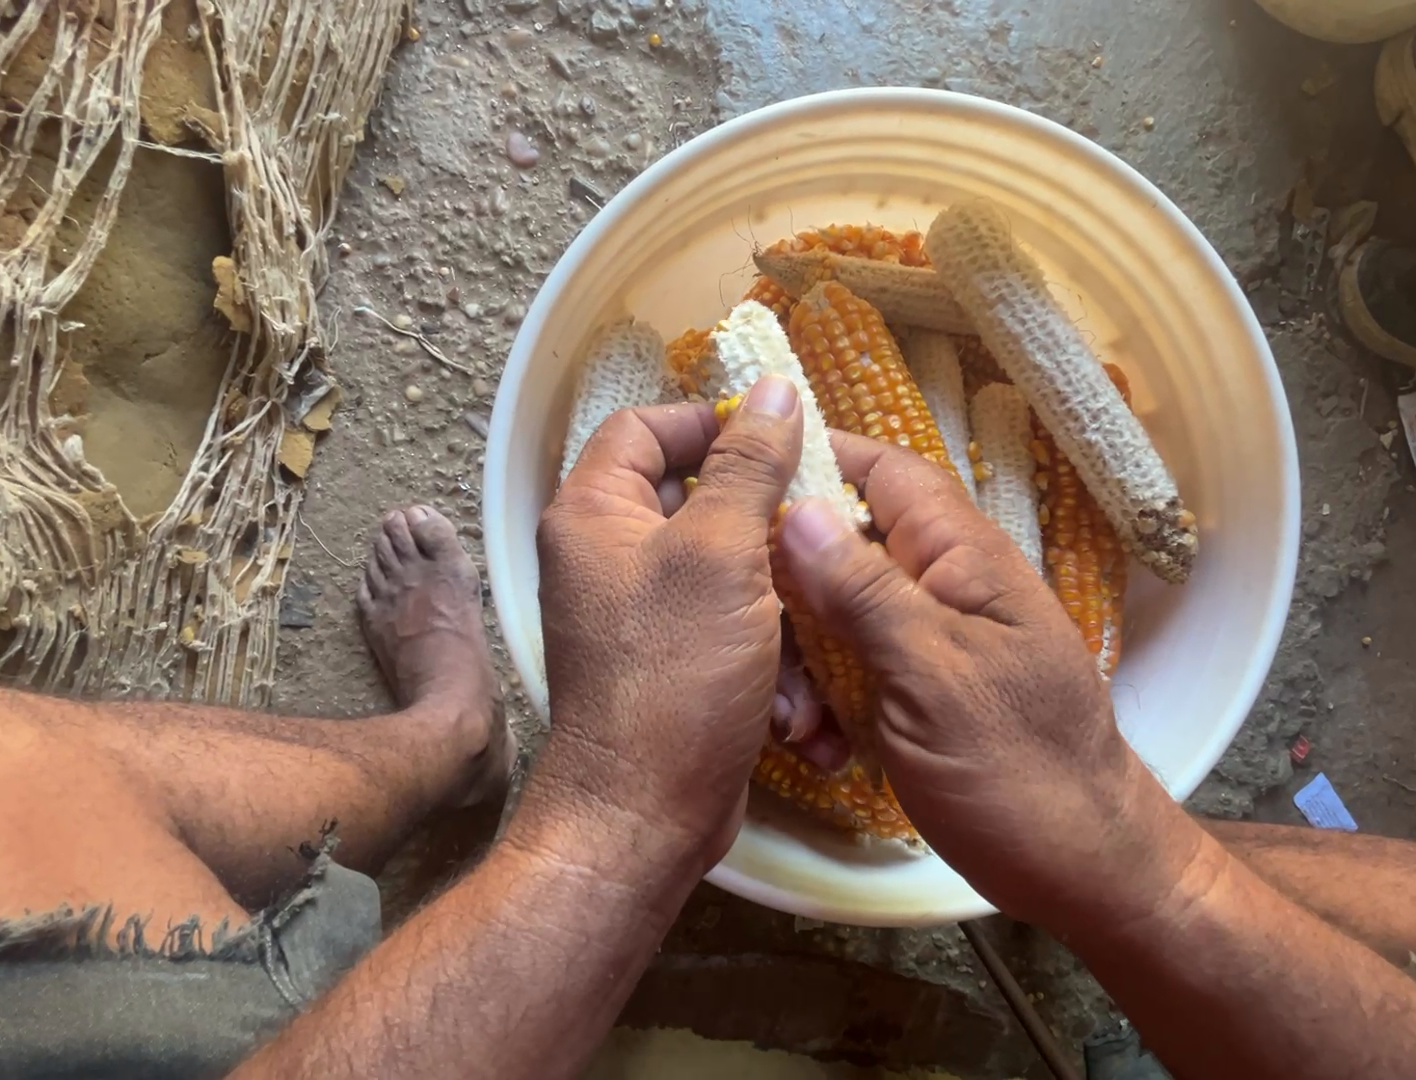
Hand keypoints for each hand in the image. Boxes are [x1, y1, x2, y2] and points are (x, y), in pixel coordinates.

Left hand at [523, 377, 801, 869]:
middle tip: (819, 532)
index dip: (708, 423)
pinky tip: (794, 701)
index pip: (644, 429)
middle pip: (697, 498)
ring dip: (777, 601)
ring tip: (809, 634)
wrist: (647, 813)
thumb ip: (749, 466)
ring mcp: (644, 608)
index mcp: (597, 512)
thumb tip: (774, 389)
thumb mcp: (720, 554)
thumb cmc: (675, 671)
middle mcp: (611, 553)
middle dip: (766, 523)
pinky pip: (731, 621)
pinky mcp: (677, 655)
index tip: (775, 440)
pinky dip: (766, 650)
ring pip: (727, 566)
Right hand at [778, 433, 1192, 924]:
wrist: (1077, 866)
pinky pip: (844, 662)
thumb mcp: (936, 677)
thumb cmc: (1019, 768)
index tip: (744, 481)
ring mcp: (920, 634)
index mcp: (958, 555)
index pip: (883, 470)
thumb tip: (798, 510)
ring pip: (832, 610)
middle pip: (840, 544)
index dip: (816, 459)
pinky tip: (819, 744)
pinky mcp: (907, 682)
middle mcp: (936, 582)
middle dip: (789, 588)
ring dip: (800, 657)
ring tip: (797, 722)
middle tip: (757, 642)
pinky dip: (821, 695)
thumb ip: (867, 592)